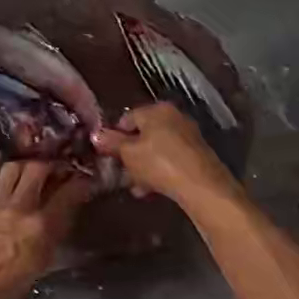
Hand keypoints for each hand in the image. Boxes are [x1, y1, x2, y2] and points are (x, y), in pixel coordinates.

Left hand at [0, 156, 93, 298]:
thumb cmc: (14, 278)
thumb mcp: (46, 257)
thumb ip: (57, 230)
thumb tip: (66, 207)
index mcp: (41, 226)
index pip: (67, 194)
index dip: (80, 182)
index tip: (84, 179)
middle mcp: (20, 208)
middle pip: (37, 170)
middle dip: (50, 164)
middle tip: (55, 168)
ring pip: (12, 167)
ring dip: (24, 163)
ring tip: (29, 167)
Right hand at [91, 103, 238, 205]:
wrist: (203, 188)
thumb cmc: (159, 163)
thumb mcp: (128, 153)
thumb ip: (110, 142)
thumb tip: (96, 134)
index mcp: (157, 110)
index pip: (126, 118)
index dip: (113, 136)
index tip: (107, 154)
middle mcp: (175, 117)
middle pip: (142, 134)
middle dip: (129, 153)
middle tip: (119, 170)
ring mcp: (188, 137)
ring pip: (155, 149)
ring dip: (142, 165)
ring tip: (134, 184)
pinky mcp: (197, 156)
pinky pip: (169, 160)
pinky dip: (158, 171)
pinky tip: (150, 189)